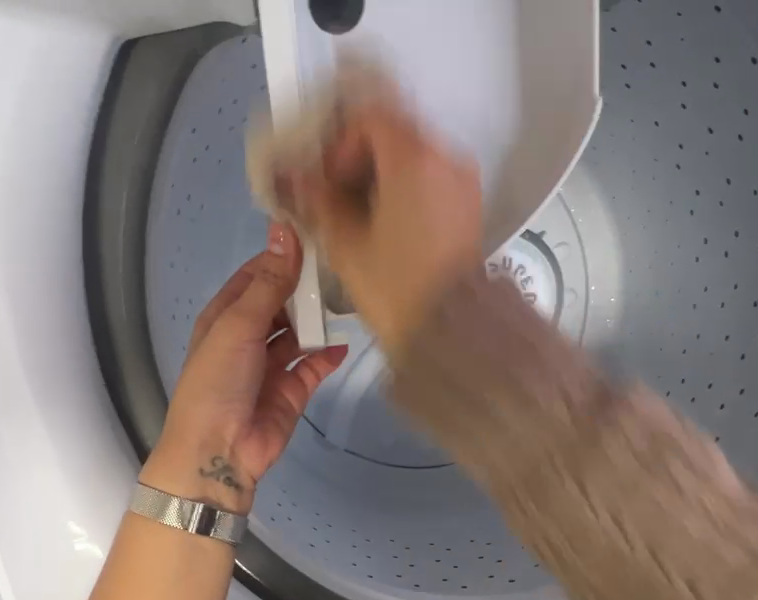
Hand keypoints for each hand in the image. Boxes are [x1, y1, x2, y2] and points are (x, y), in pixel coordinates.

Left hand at [141, 224, 347, 514]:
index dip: (281, 256)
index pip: (256, 275)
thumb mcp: (239, 325)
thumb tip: (285, 231)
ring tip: (348, 297)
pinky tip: (345, 341)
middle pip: (281, 302)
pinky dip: (328, 354)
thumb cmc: (218, 381)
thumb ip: (268, 283)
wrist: (219, 450)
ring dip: (318, 318)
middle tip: (341, 264)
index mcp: (225, 316)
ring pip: (299, 332)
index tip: (315, 235)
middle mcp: (248, 337)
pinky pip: (314, 365)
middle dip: (305, 286)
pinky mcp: (292, 391)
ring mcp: (271, 365)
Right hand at [287, 97, 483, 351]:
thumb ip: (315, 198)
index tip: (327, 176)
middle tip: (336, 189)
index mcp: (413, 156)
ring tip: (359, 210)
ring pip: (412, 152)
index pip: (368, 114)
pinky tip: (384, 220)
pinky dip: (404, 185)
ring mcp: (462, 179)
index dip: (338, 139)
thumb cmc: (394, 286)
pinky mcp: (468, 203)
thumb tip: (289, 175)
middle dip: (358, 153)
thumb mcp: (345, 243)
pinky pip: (430, 175)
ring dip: (381, 170)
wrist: (451, 328)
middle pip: (392, 129)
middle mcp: (445, 155)